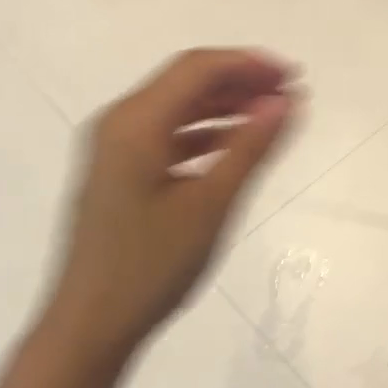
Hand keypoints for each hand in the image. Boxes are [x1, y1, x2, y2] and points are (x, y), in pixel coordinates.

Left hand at [46, 49, 297, 363]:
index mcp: (135, 123)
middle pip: (185, 83)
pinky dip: (205, 135)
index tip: (295, 77)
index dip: (249, 64)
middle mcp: (119, 124)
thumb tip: (284, 102)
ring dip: (225, 107)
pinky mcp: (119, 175)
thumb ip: (250, 148)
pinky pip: (168, 137)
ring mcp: (115, 150)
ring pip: (177, 110)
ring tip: (272, 118)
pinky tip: (234, 149)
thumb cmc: (153, 265)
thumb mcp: (211, 205)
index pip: (197, 69)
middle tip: (290, 97)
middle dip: (240, 82)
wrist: (92, 322)